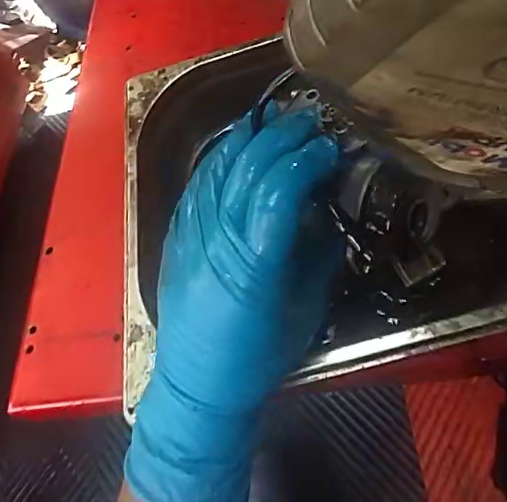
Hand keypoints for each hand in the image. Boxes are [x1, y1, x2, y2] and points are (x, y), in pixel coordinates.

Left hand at [124, 106, 340, 501]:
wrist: (196, 387)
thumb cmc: (261, 353)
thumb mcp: (308, 305)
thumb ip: (320, 249)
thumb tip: (329, 202)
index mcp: (256, 261)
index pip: (280, 188)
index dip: (307, 159)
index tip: (330, 148)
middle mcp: (219, 238)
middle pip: (249, 166)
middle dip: (284, 135)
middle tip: (311, 120)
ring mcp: (191, 233)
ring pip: (219, 165)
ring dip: (252, 134)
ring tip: (279, 118)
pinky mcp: (176, 233)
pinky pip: (200, 180)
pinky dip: (224, 153)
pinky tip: (242, 141)